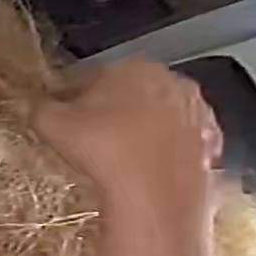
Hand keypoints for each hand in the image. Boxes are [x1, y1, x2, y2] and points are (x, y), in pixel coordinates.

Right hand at [34, 60, 220, 221]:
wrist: (154, 187)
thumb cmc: (99, 146)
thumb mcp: (46, 122)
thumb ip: (42, 106)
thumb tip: (45, 105)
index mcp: (131, 68)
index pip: (89, 74)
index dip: (68, 94)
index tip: (56, 111)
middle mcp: (173, 79)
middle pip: (127, 90)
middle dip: (106, 105)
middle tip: (80, 128)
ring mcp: (199, 107)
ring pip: (152, 110)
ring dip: (132, 123)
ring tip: (107, 147)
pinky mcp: (212, 134)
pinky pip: (173, 133)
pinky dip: (155, 142)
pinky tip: (134, 159)